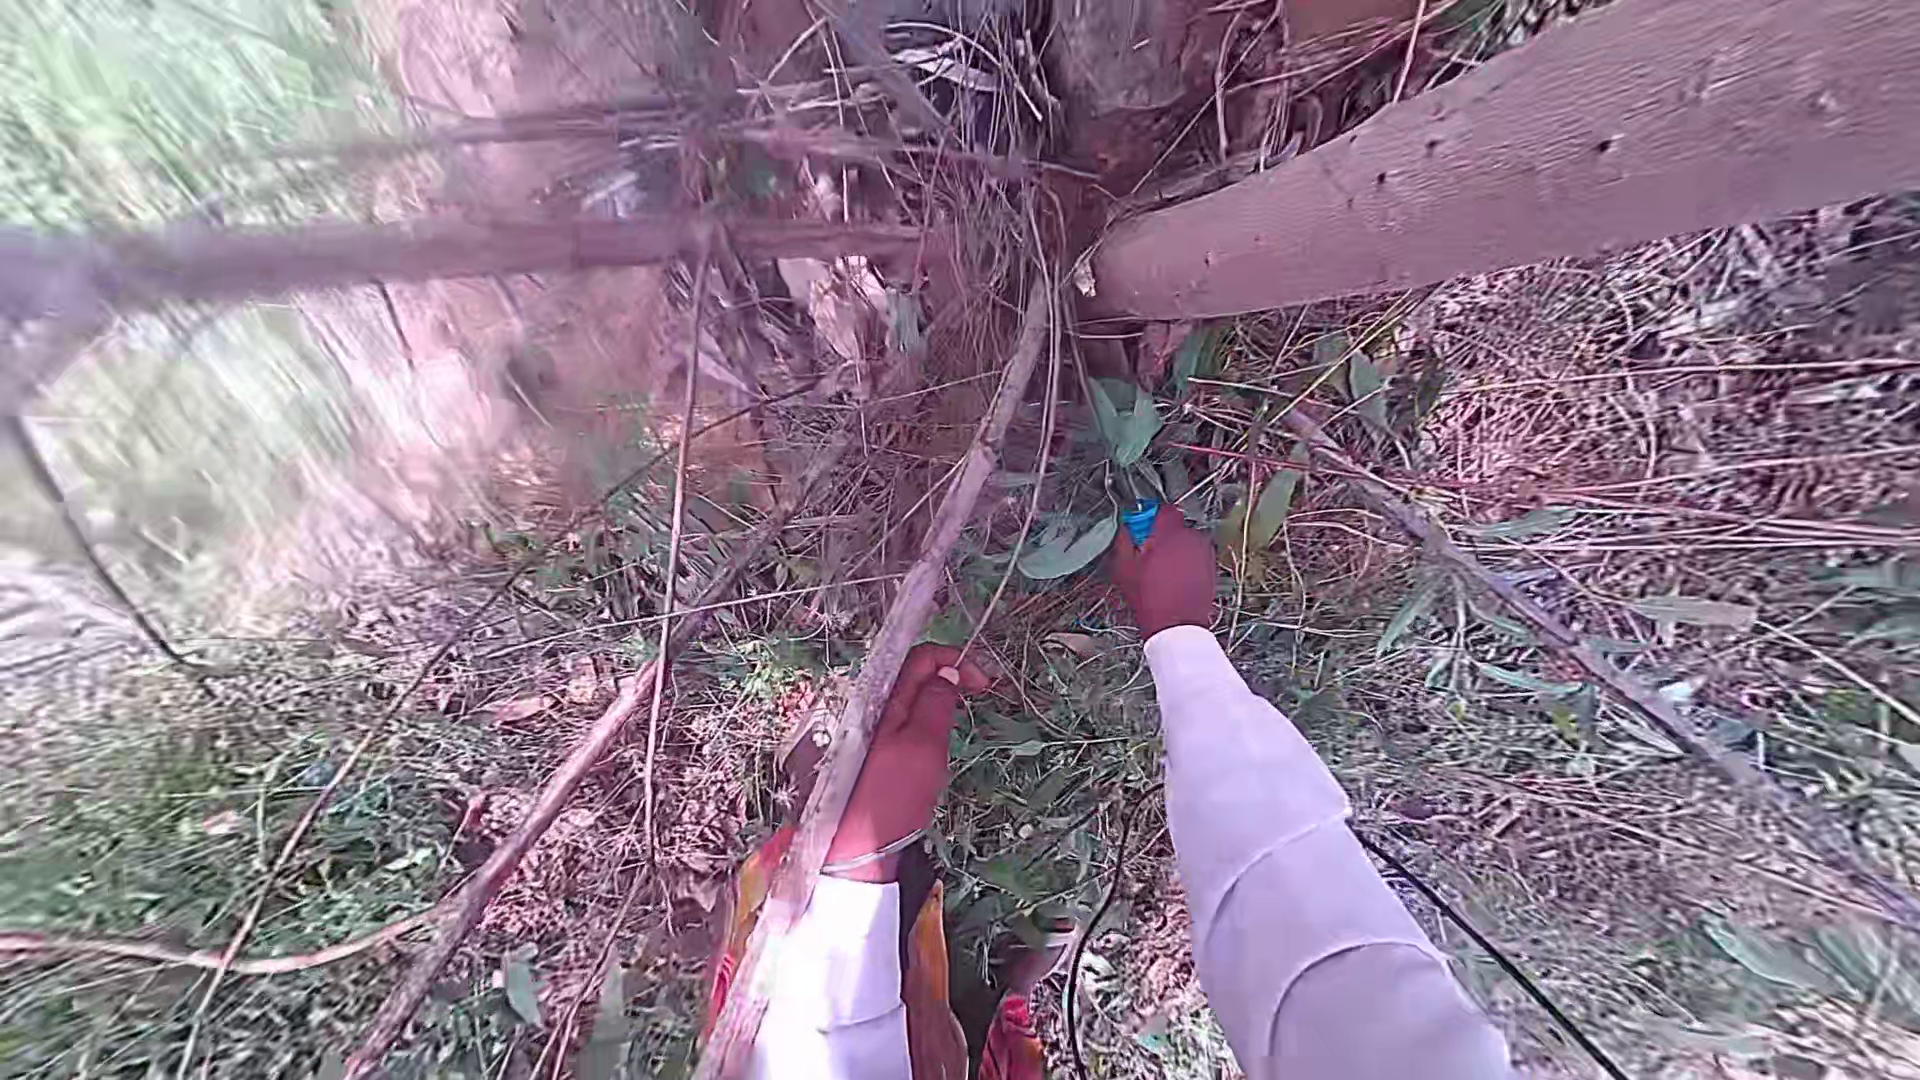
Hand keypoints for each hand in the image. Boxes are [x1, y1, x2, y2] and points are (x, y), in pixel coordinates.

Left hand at [828, 644, 989, 881]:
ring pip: (912, 693)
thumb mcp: (923, 746)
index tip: (981, 680)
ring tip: (964, 707)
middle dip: (950, 673)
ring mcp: (874, 726)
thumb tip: (948, 671)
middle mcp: (875, 706)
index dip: (953, 660)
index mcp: (884, 699)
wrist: (857, 849)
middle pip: (915, 671)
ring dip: (941, 692)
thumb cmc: (892, 797)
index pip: (920, 657)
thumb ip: (935, 703)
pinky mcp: (877, 746)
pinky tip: (940, 728)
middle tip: (978, 691)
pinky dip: (929, 712)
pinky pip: (907, 714)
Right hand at [1108, 506, 1217, 639]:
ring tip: (1160, 569)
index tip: (1141, 527)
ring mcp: (1204, 552)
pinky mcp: (1211, 566)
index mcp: (1170, 535)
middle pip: (1175, 525)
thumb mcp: (1124, 567)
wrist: (1176, 627)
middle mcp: (1192, 539)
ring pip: (1185, 539)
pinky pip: (1194, 554)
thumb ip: (1124, 538)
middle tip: (1147, 554)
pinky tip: (1173, 577)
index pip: (1163, 509)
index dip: (1150, 516)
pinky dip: (1185, 560)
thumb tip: (1125, 524)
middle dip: (1161, 535)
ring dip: (1174, 547)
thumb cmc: (1151, 599)